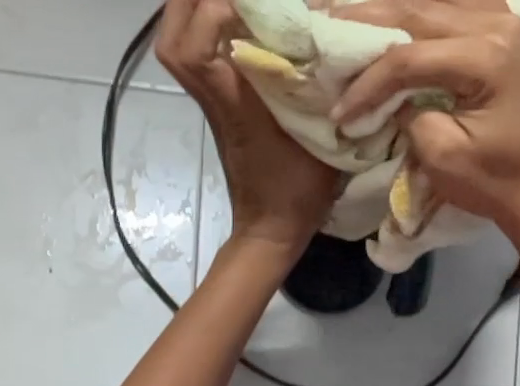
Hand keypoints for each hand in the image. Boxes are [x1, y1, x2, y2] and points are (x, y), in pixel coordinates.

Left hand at [157, 0, 340, 253]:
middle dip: (193, 2)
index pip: (194, 52)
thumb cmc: (298, 191)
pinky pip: (191, 55)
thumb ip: (325, 90)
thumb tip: (345, 44)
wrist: (271, 228)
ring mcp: (210, 99)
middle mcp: (214, 95)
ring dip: (190, 11)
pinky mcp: (216, 103)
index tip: (251, 4)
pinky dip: (199, 27)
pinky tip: (230, 15)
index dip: (212, 12)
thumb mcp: (321, 138)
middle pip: (174, 40)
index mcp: (235, 102)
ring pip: (174, 46)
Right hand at [331, 0, 519, 243]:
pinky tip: (382, 11)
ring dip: (381, 8)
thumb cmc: (493, 180)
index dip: (367, 83)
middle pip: (415, 11)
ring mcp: (502, 17)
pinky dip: (410, 8)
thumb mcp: (443, 157)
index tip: (339, 112)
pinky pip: (447, 4)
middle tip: (317, 21)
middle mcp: (498, 23)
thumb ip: (408, 116)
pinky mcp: (499, 24)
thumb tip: (384, 95)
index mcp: (488, 56)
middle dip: (361, 20)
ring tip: (337, 11)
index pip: (409, 56)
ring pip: (427, 1)